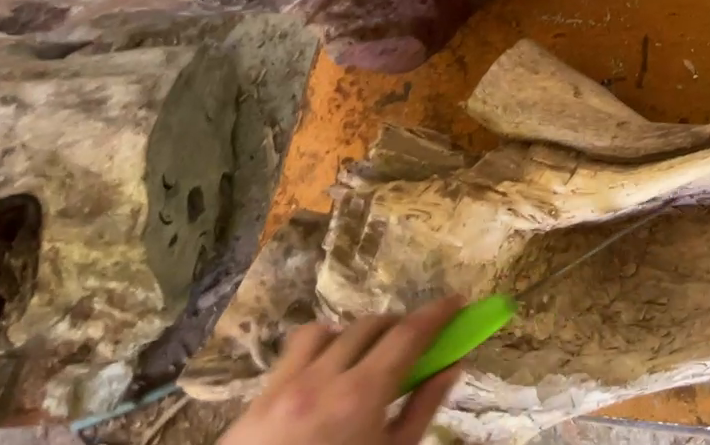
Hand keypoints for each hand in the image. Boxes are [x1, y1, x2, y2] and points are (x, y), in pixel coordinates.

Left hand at [218, 296, 464, 444]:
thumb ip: (422, 408)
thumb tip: (452, 366)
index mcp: (360, 396)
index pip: (409, 333)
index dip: (438, 312)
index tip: (457, 302)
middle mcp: (320, 381)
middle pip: (370, 325)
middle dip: (398, 325)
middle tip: (413, 342)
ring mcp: (281, 390)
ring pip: (325, 331)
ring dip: (353, 335)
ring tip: (362, 357)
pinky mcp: (253, 404)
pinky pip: (291, 356)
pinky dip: (317, 353)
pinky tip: (324, 380)